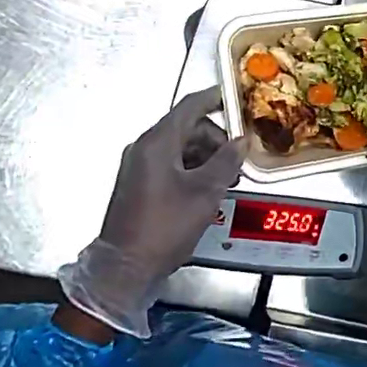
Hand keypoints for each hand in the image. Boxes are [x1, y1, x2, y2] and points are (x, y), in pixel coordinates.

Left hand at [56, 88, 242, 338]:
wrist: (125, 268)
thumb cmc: (164, 227)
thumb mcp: (205, 193)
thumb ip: (226, 162)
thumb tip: (241, 142)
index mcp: (157, 142)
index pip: (189, 107)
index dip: (214, 99)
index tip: (235, 98)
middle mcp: (144, 148)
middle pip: (186, 127)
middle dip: (215, 138)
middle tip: (237, 156)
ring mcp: (138, 166)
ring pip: (179, 147)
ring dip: (205, 156)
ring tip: (227, 177)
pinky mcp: (138, 183)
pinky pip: (170, 163)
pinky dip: (191, 168)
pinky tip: (208, 187)